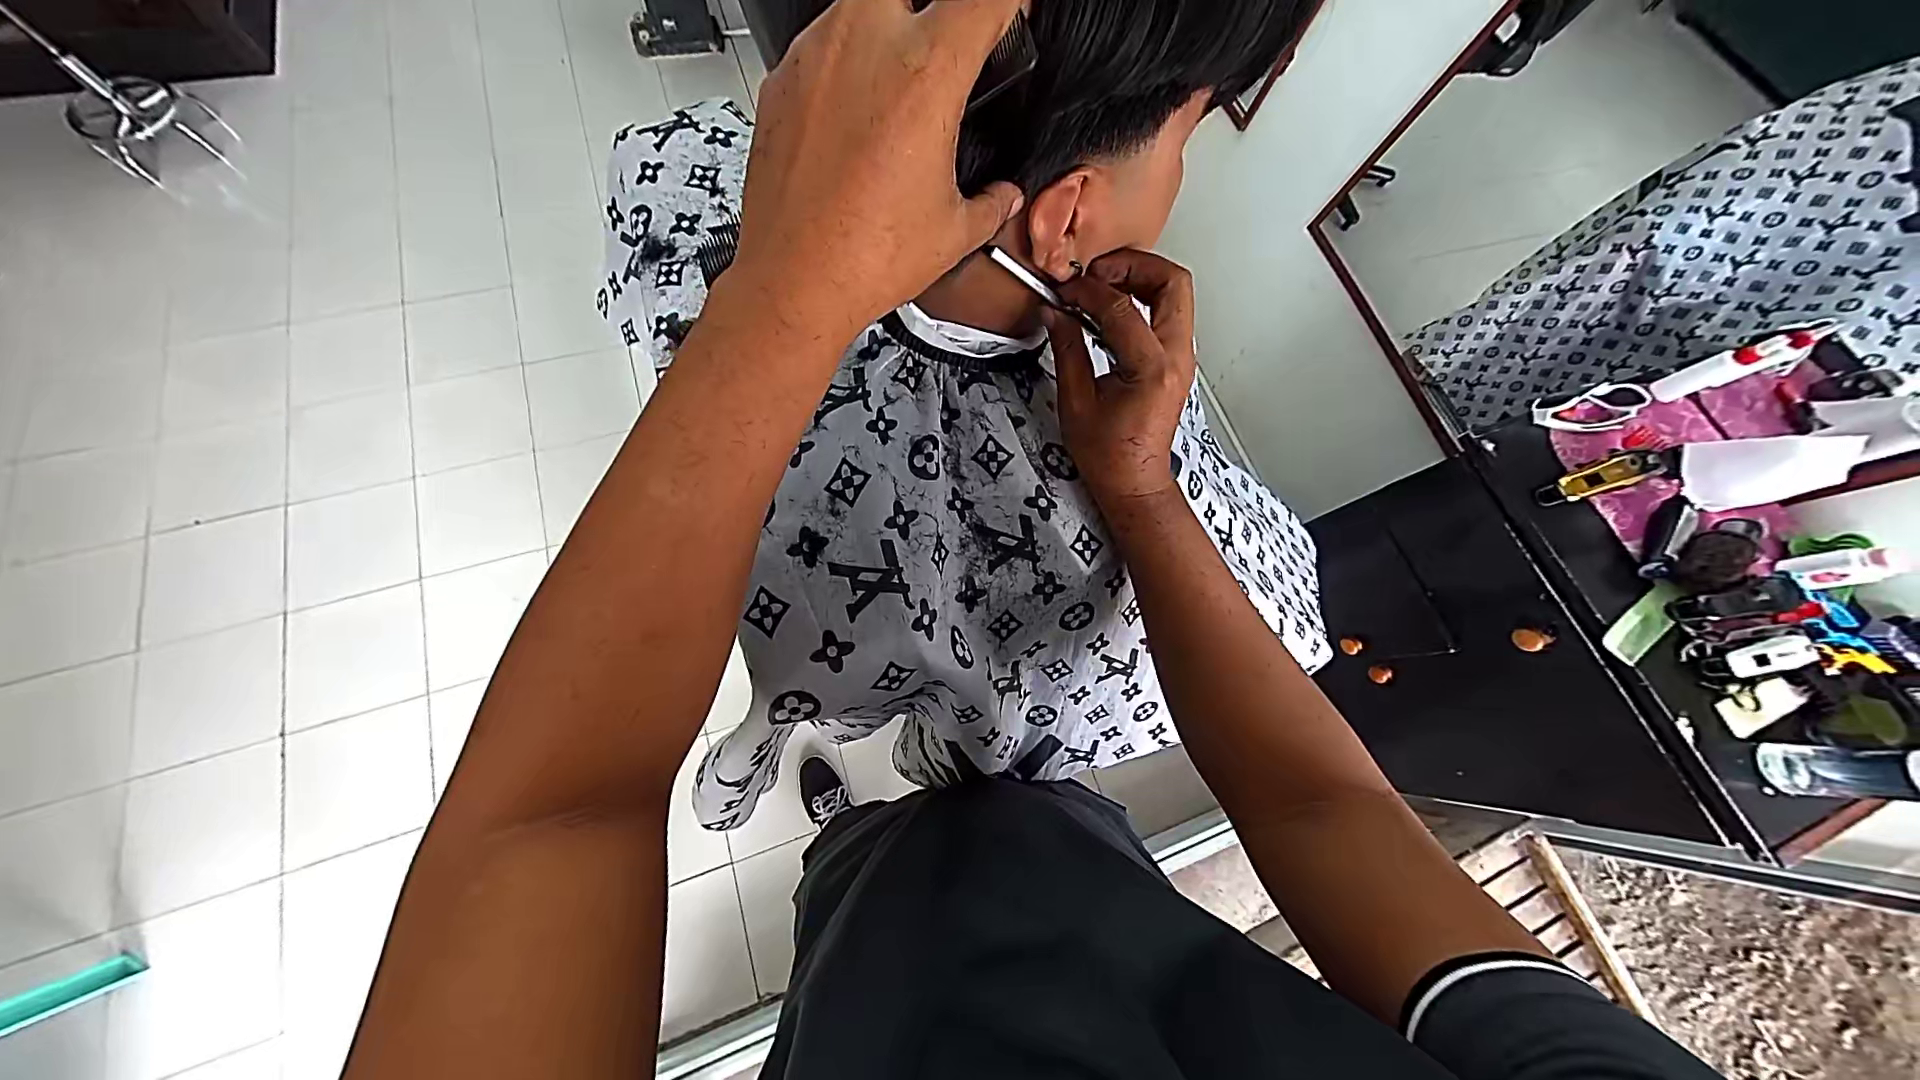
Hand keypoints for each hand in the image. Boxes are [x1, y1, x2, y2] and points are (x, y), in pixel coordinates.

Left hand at [721, 0, 1027, 343]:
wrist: (795, 283)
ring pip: (859, 5)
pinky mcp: (780, 82)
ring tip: (896, 92)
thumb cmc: (862, 259)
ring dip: (886, 32)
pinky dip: (842, 67)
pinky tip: (854, 119)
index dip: (1009, 5)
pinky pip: (819, 46)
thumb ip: (991, 203)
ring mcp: (814, 58)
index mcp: (924, 77)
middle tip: (945, 53)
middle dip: (936, 11)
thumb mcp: (952, 234)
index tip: (1012, 17)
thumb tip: (1003, 196)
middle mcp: (864, 48)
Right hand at [1047, 249, 1198, 506]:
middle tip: (1096, 272)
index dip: (1088, 291)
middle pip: (1171, 282)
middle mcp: (1176, 358)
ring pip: (1176, 293)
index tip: (1065, 290)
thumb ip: (1067, 350)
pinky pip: (1169, 314)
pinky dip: (1143, 301)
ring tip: (1102, 288)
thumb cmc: (1108, 455)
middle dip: (1132, 265)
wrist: (1133, 481)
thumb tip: (1055, 313)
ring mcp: (1183, 359)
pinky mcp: (1177, 362)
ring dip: (1140, 280)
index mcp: (1151, 369)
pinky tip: (1112, 312)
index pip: (1121, 307)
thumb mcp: (1076, 402)